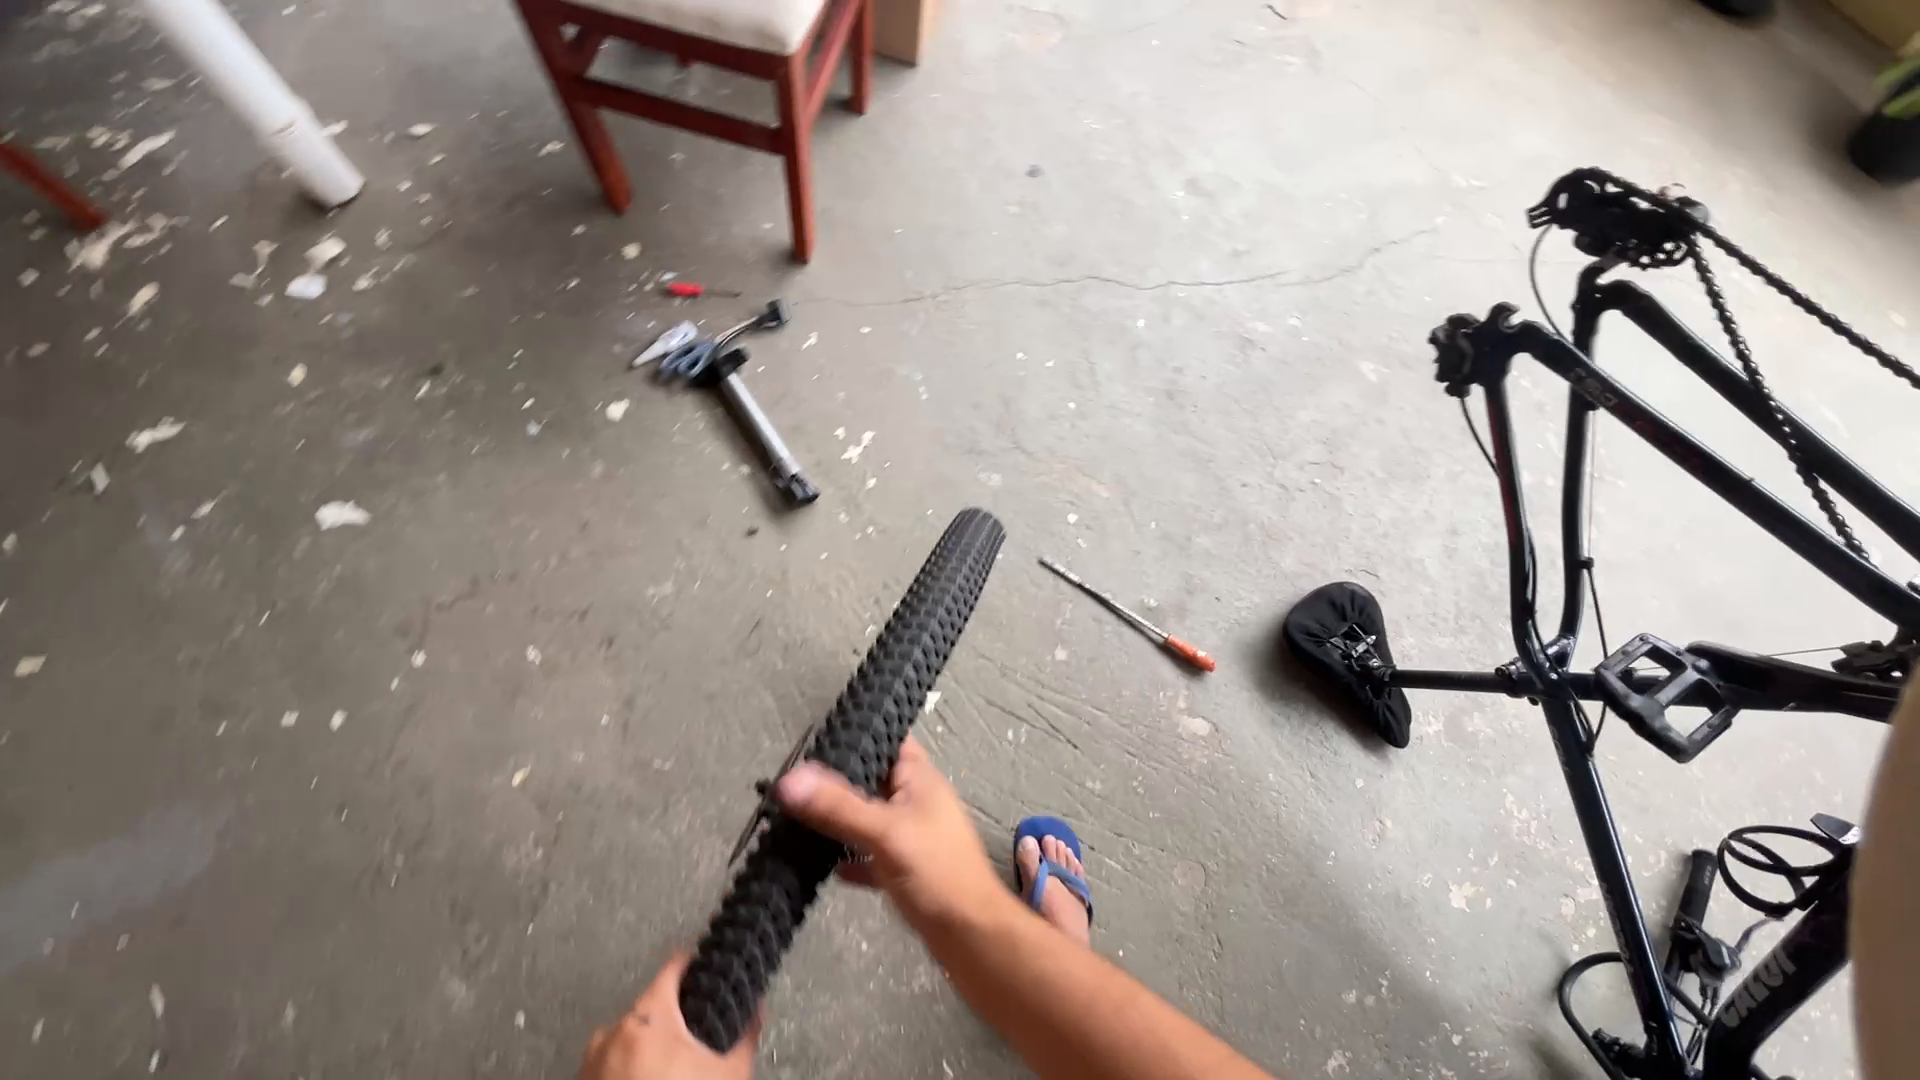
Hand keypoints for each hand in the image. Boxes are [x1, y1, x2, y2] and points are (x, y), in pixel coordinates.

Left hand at [578, 953, 758, 1079]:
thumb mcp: (728, 1076)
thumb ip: (745, 1034)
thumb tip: (757, 1008)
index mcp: (648, 1018)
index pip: (674, 967)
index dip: (696, 963)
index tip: (710, 967)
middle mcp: (612, 1034)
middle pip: (652, 1006)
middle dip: (676, 1017)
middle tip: (699, 1036)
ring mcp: (590, 1065)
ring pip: (630, 1038)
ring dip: (652, 1046)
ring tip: (675, 1070)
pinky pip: (611, 1066)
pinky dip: (630, 1071)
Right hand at [774, 735, 1004, 936]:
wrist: (970, 936)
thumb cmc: (935, 872)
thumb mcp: (884, 832)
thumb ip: (837, 806)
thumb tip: (788, 779)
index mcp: (920, 780)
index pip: (891, 741)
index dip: (861, 734)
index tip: (818, 736)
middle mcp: (916, 802)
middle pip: (873, 780)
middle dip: (837, 780)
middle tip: (793, 781)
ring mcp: (911, 837)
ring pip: (869, 818)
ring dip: (839, 820)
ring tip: (795, 817)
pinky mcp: (904, 870)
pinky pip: (870, 856)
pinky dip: (849, 858)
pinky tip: (821, 865)